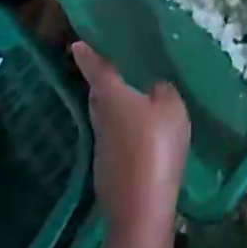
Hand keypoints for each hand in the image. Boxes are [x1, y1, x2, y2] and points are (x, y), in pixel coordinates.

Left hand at [70, 41, 187, 247]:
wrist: (141, 204)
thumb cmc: (155, 144)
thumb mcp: (170, 105)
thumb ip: (162, 89)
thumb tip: (153, 85)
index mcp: (113, 98)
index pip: (98, 71)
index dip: (89, 56)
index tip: (76, 44)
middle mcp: (102, 118)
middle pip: (100, 94)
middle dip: (104, 78)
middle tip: (116, 63)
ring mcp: (103, 145)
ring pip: (108, 114)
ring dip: (118, 102)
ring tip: (137, 92)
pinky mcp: (110, 164)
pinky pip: (118, 133)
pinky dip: (127, 124)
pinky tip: (144, 128)